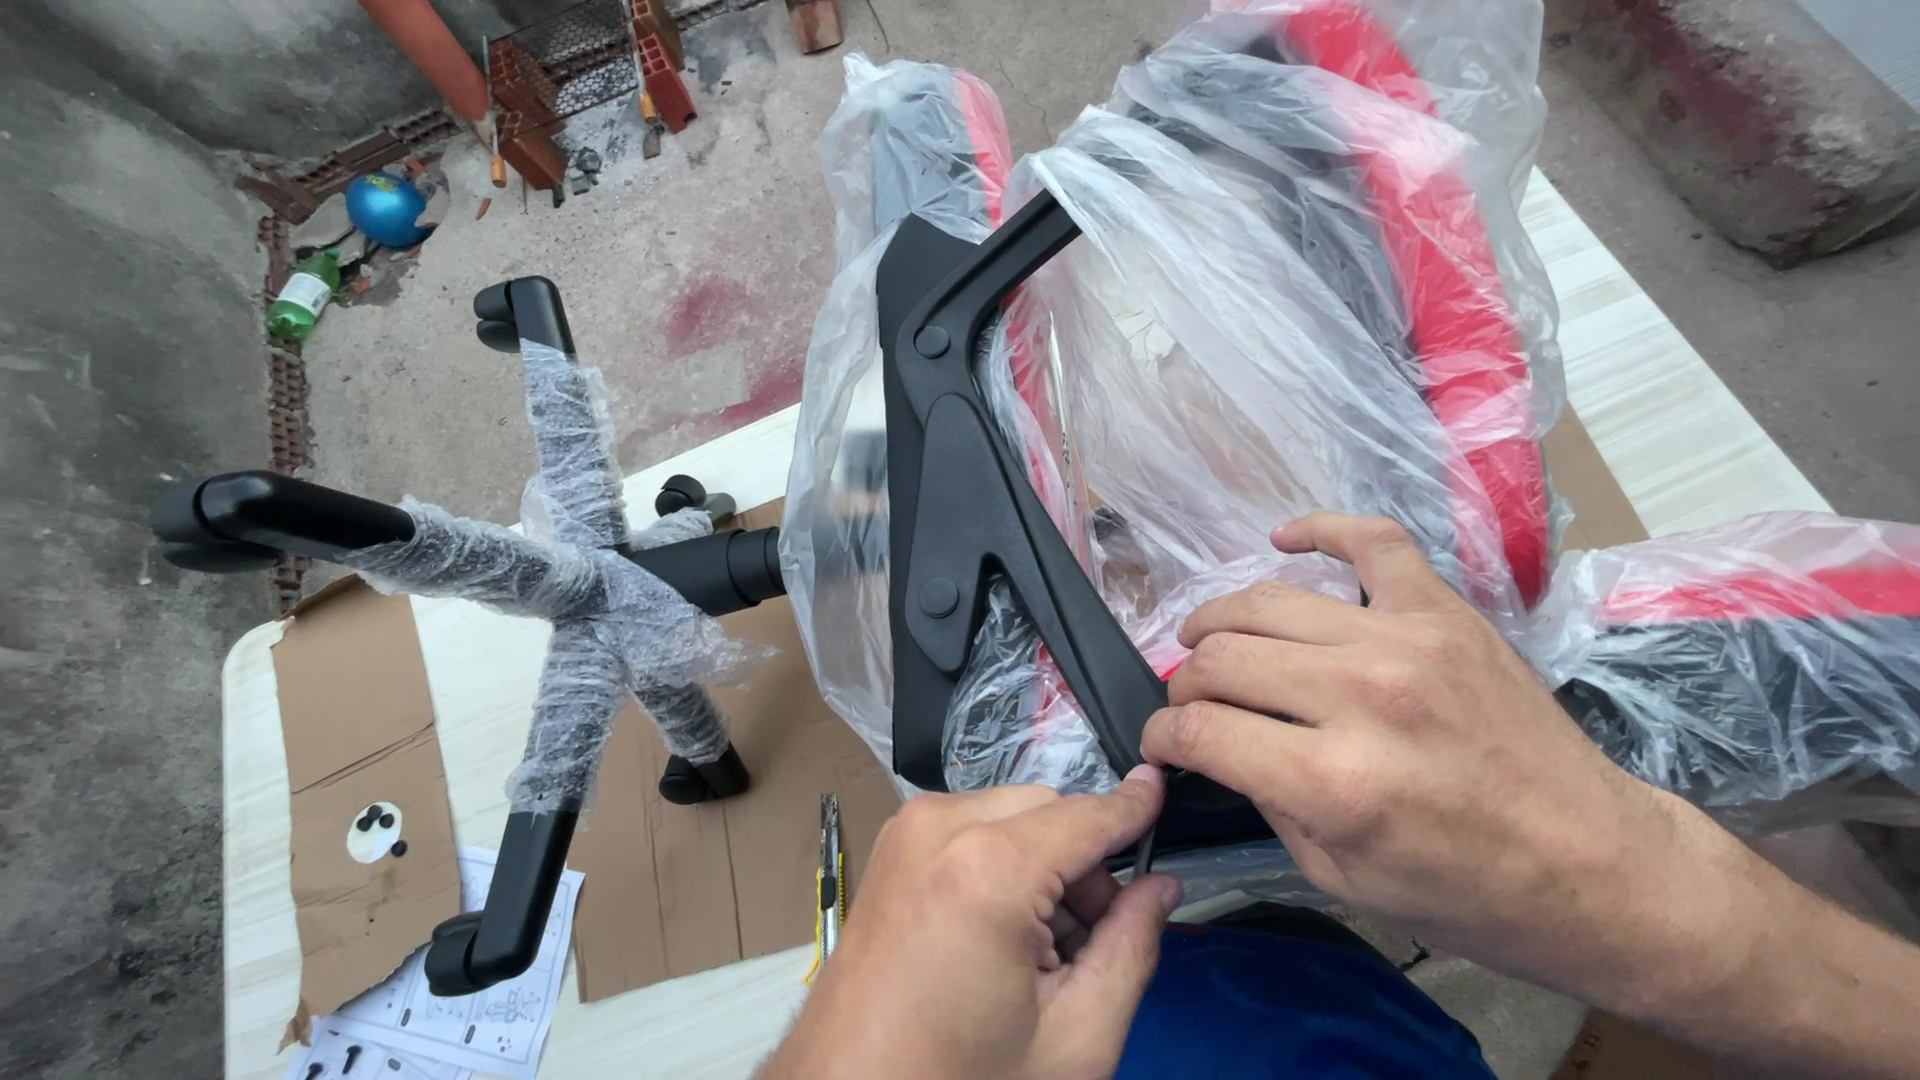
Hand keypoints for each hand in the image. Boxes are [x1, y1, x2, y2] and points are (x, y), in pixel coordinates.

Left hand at [760, 768, 1183, 1079]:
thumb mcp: (1071, 1039)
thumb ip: (1130, 948)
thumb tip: (1162, 887)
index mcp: (988, 870)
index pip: (1086, 817)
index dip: (1133, 805)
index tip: (1160, 787)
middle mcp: (941, 827)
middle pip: (1049, 810)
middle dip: (1084, 859)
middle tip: (1091, 935)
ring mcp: (908, 829)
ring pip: (1011, 812)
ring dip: (1043, 859)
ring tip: (1041, 946)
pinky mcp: (892, 844)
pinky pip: (971, 823)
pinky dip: (1002, 857)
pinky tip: (1000, 928)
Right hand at [1140, 512, 1745, 1003]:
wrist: (1599, 868)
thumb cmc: (1464, 892)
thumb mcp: (1335, 874)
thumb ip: (1261, 796)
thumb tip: (1208, 745)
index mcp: (1331, 781)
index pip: (1198, 730)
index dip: (1162, 736)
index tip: (1161, 744)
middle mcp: (1360, 696)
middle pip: (1219, 658)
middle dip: (1184, 685)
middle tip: (1192, 704)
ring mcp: (1405, 642)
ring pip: (1265, 602)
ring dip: (1216, 621)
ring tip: (1207, 640)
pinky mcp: (1445, 613)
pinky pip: (1370, 542)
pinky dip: (1318, 529)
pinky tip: (1283, 539)